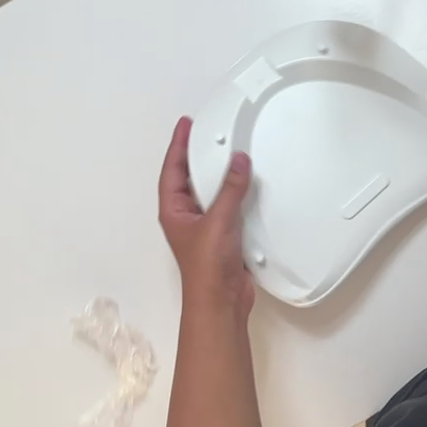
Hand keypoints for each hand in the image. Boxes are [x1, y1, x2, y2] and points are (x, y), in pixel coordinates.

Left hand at [158, 116, 254, 322]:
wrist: (221, 300)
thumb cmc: (207, 265)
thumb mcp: (218, 220)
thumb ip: (230, 190)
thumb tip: (239, 161)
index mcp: (174, 210)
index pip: (173, 170)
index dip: (179, 146)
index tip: (186, 125)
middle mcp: (188, 217)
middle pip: (192, 180)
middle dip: (201, 159)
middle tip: (212, 136)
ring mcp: (207, 228)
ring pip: (213, 196)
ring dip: (223, 179)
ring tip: (235, 158)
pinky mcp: (226, 239)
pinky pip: (232, 211)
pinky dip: (240, 199)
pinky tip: (252, 190)